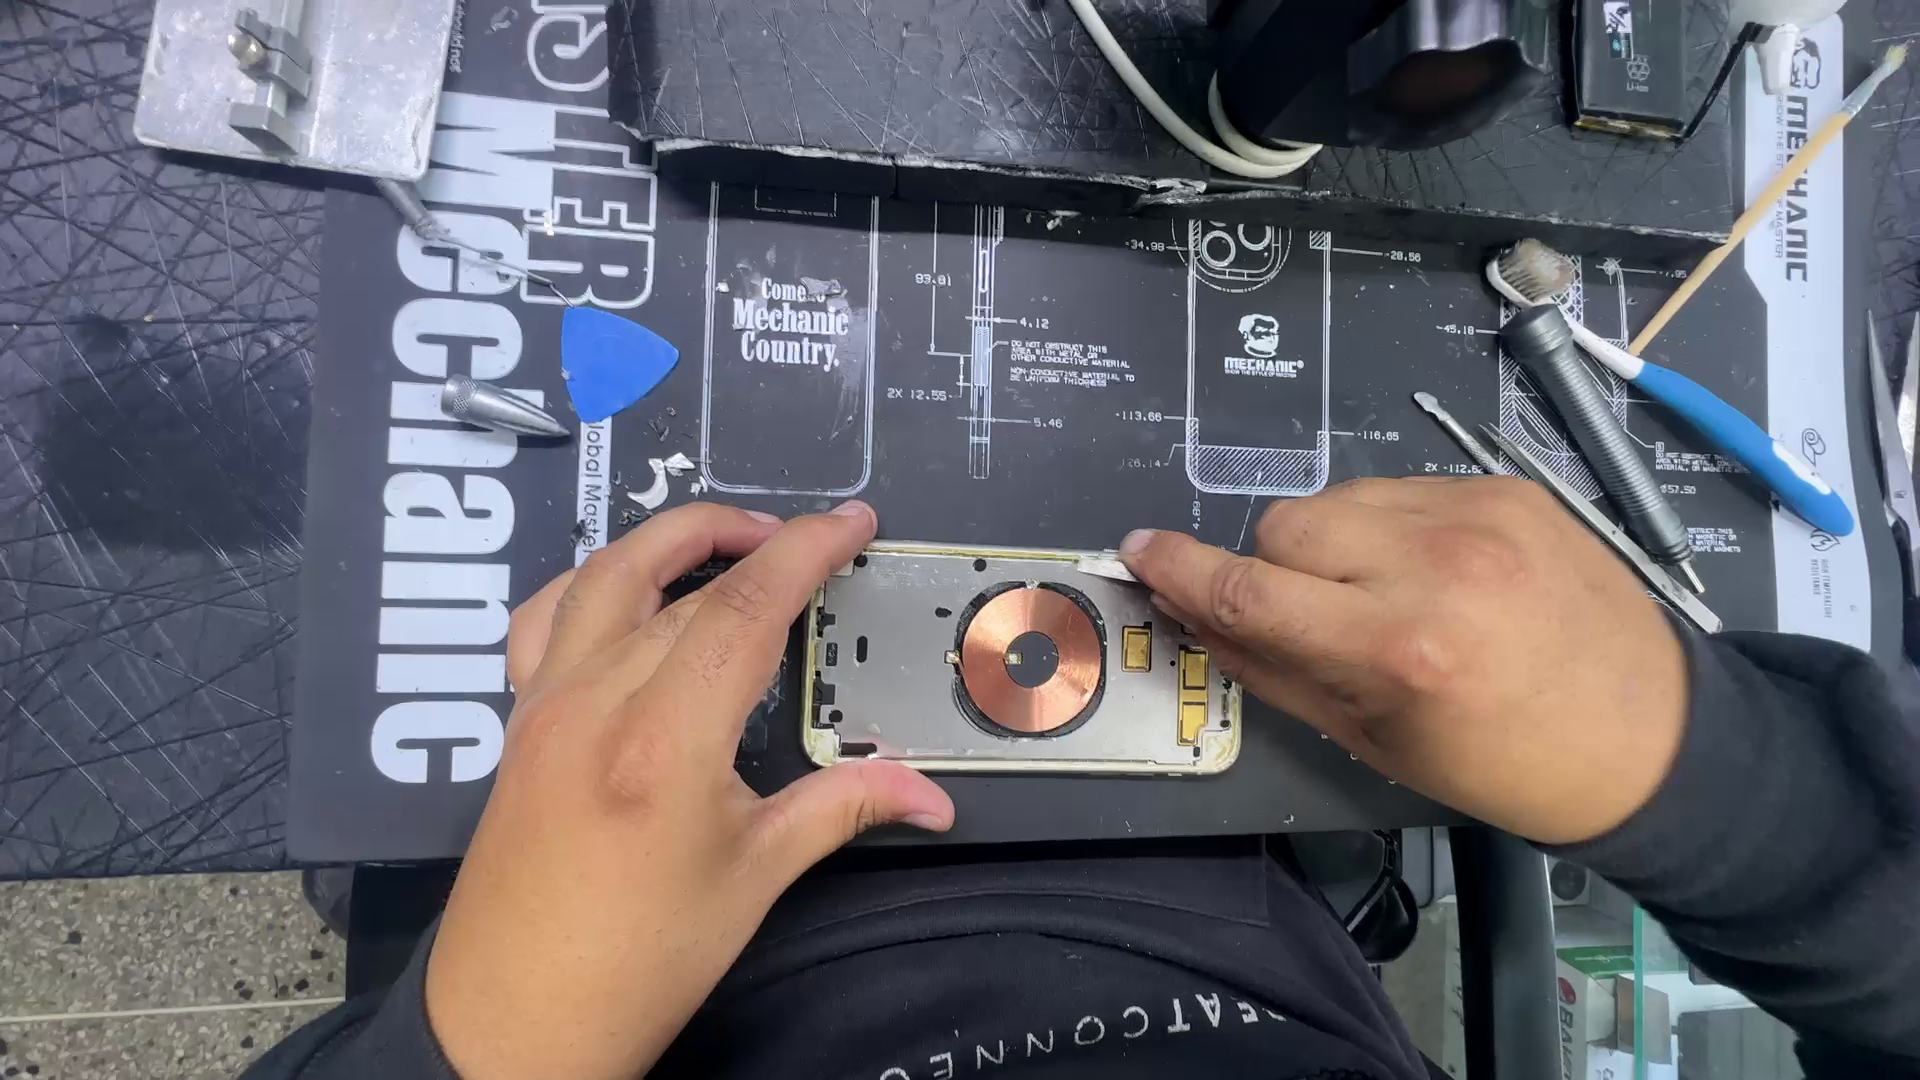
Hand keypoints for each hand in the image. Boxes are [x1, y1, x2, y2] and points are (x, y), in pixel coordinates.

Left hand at [424, 501, 953, 1079]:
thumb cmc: (643, 959)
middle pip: (690, 583)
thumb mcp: (758, 878)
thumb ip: (849, 808)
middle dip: (766, 541)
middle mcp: (597, 698)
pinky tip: (636, 590)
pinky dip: (598, 578)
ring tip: (739, 539)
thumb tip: (936, 798)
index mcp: (666, 739)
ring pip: (607, 572)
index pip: (745, 607)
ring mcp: (546, 700)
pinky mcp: (522, 717)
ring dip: (677, 537)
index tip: (853, 523)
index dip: (807, 551)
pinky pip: (545, 614)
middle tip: (821, 540)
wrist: (511, 1029)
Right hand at [1119, 476, 1686, 844]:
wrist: (1655, 737)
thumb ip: (1262, 663)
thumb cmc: (1491, 759)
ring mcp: (1475, 511)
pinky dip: (1378, 526)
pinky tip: (1426, 565)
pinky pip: (1387, 489)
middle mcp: (1432, 563)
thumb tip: (1187, 611)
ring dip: (1322, 543)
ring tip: (1377, 586)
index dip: (1179, 568)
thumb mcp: (1362, 734)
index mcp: (1396, 647)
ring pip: (1328, 501)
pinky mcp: (1503, 485)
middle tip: (1313, 611)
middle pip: (1282, 527)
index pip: (1249, 590)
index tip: (1138, 550)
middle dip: (1271, 567)